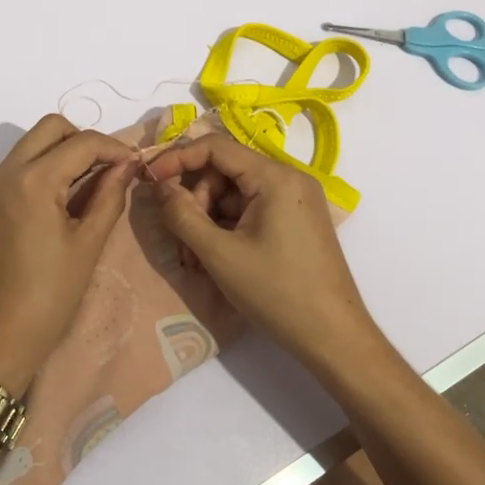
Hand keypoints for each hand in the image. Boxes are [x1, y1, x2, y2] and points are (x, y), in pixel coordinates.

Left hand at [0, 115, 138, 395]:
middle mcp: (7, 172)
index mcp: (34, 180)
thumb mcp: (87, 246)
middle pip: (50, 128)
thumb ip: (108, 197)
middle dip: (83, 139)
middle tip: (110, 168)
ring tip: (92, 182)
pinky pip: (18, 165)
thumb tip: (126, 165)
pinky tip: (65, 195)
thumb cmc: (49, 297)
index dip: (114, 148)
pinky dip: (43, 166)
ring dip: (62, 150)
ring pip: (31, 143)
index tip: (136, 165)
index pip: (81, 142)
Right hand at [146, 135, 380, 370]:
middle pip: (224, 172)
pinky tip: (216, 259)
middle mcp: (289, 180)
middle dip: (196, 199)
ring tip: (196, 257)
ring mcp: (295, 201)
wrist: (333, 337)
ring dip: (208, 219)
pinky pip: (251, 211)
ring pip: (235, 194)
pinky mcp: (296, 222)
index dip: (178, 158)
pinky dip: (228, 229)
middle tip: (181, 237)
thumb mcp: (219, 254)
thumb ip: (182, 214)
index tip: (150, 180)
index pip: (216, 147)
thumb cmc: (276, 292)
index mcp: (275, 177)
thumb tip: (159, 186)